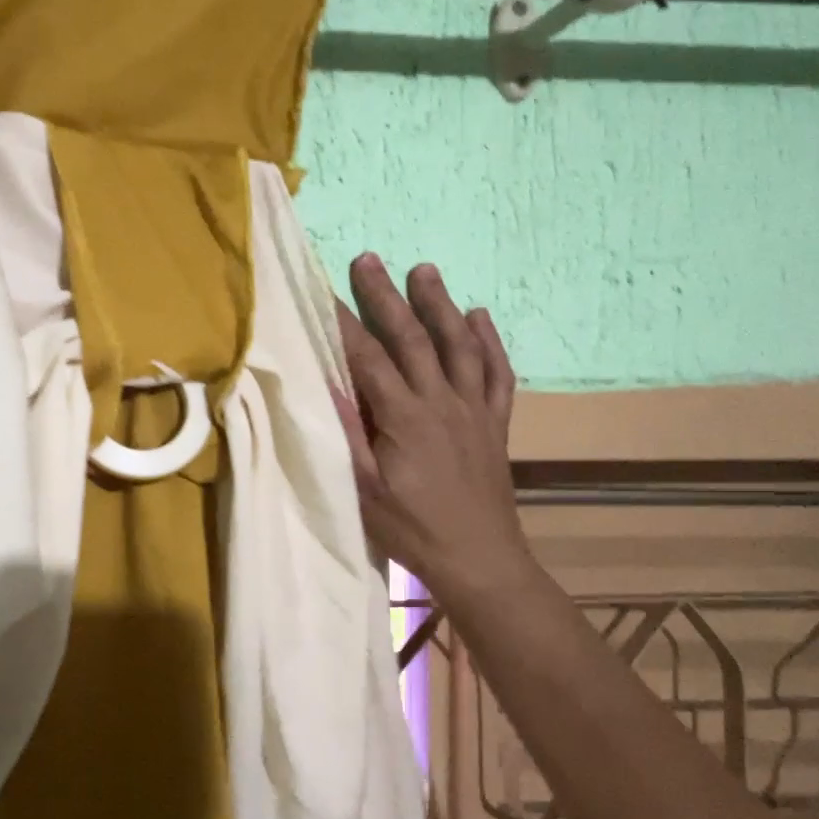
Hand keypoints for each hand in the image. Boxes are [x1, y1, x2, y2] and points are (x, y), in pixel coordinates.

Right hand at [334, 254, 532, 600]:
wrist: (479, 560)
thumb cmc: (410, 528)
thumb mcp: (362, 487)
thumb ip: (346, 433)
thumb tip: (324, 383)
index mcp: (405, 417)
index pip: (369, 357)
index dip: (343, 321)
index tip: (321, 289)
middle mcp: (442, 402)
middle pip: (413, 338)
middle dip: (387, 297)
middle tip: (369, 259)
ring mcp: (473, 410)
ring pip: (458, 346)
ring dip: (440, 305)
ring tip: (424, 270)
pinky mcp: (495, 424)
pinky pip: (496, 374)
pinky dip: (489, 343)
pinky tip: (479, 316)